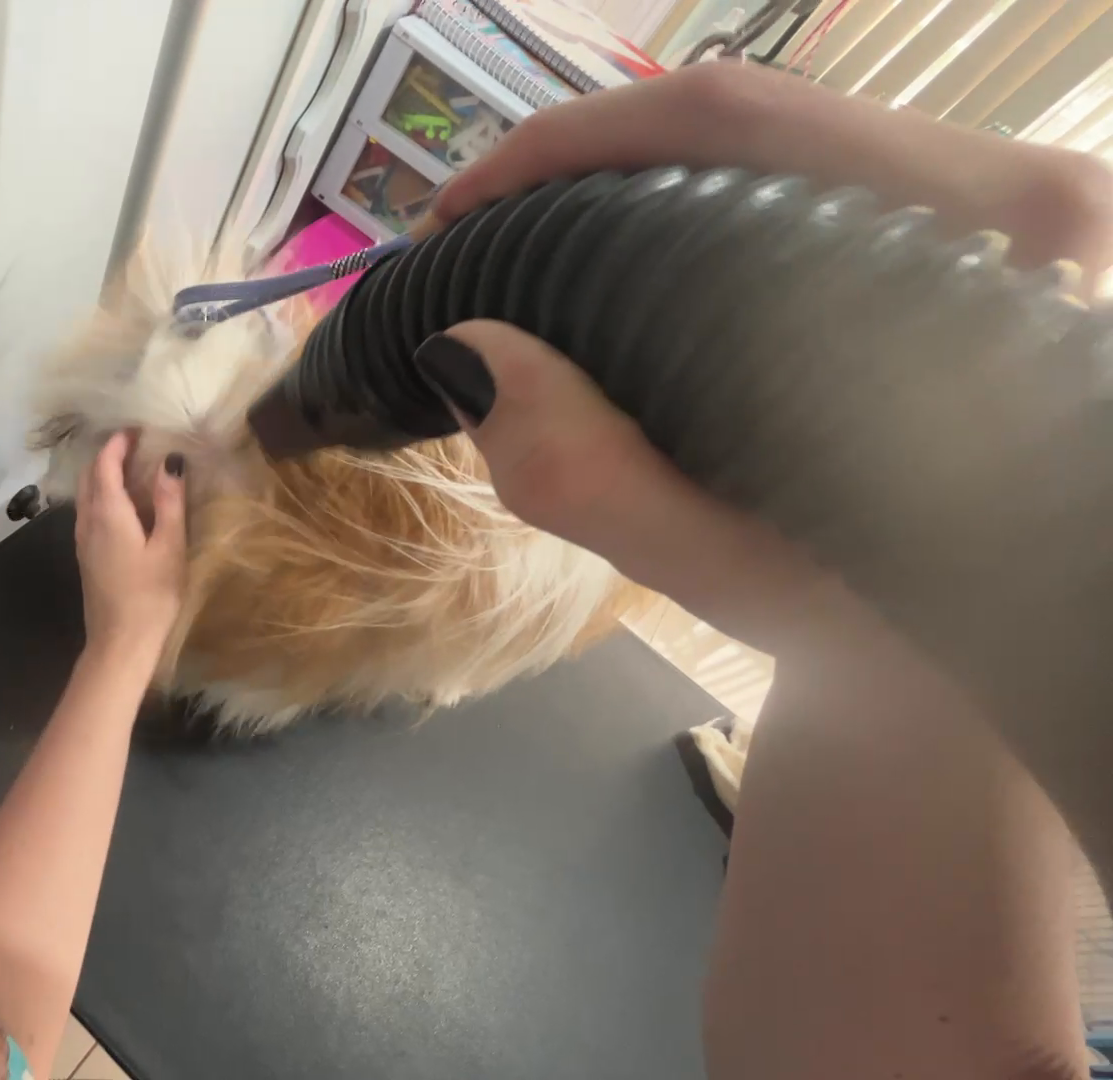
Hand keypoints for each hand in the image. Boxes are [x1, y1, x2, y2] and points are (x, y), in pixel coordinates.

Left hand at [74, 432, 186, 663]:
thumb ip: (168, 502)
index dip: (117, 443)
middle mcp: (88, 521)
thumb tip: (169, 462)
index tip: (137, 429)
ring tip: (135, 470)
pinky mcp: (86, 557)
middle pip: (89, 476)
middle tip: (137, 446)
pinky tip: (127, 506)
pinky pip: (90, 513)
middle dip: (108, 455)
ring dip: (104, 476)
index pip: (104, 464)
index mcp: (108, 513)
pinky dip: (104, 497)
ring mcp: (83, 540)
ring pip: (86, 495)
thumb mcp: (169, 547)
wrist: (120, 643)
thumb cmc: (151, 596)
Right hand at [412, 64, 1112, 651]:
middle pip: (729, 115)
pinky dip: (654, 211)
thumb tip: (458, 348)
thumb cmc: (866, 606)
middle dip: (565, 163)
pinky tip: (593, 267)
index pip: (722, 122)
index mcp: (960, 246)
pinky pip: (764, 183)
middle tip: (465, 236)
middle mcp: (981, 196)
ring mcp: (957, 212)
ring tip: (512, 252)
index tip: (450, 218)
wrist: (978, 615)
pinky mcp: (925, 239)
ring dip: (606, 185)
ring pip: (745, 144)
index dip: (555, 150)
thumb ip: (587, 475)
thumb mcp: (717, 564)